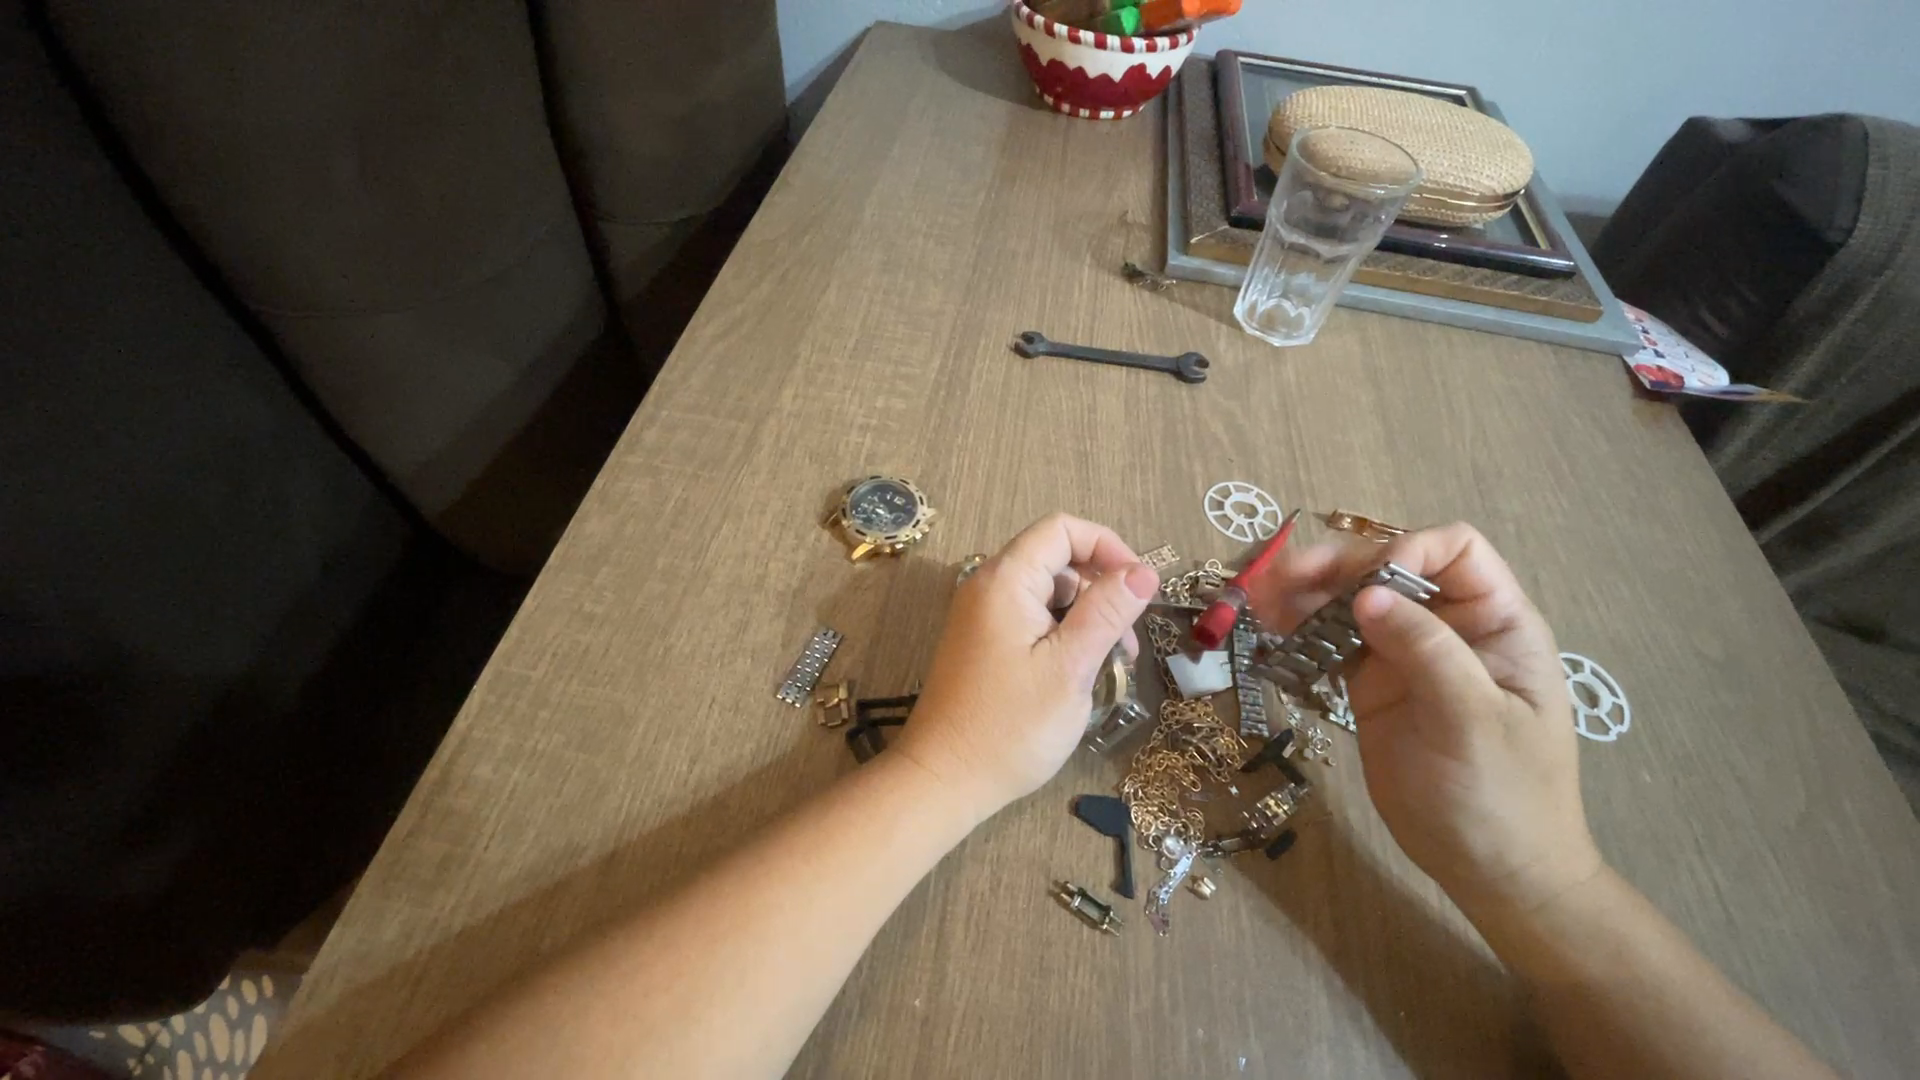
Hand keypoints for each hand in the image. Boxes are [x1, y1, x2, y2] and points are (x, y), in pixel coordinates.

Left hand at [895, 514, 1158, 822]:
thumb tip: (1143, 571)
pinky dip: (1062, 632)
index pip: (1061, 529)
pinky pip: (1030, 617)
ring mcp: (981, 615)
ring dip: (1085, 614)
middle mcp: (987, 586)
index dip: (1107, 545)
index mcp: (1005, 580)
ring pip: (1046, 591)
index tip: (1139, 586)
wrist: (944, 778)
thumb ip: (1107, 612)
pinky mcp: (982, 641)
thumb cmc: (1009, 726)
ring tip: (1111, 661)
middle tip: (1128, 638)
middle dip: (1099, 586)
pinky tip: (1080, 670)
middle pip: (1054, 558)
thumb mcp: (1070, 667)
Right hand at [1249, 523, 1601, 915]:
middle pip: (1386, 569)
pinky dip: (1299, 631)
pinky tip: (1271, 632)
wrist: (1489, 869)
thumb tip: (1367, 595)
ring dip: (1304, 594)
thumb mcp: (1475, 723)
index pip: (1453, 551)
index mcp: (1495, 622)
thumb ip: (1427, 652)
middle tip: (1280, 580)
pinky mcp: (1370, 682)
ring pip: (1350, 601)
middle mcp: (1447, 625)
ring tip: (1260, 602)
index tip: (1363, 586)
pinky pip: (1331, 640)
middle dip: (1333, 568)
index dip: (1407, 550)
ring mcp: (1404, 653)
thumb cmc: (1504, 797)